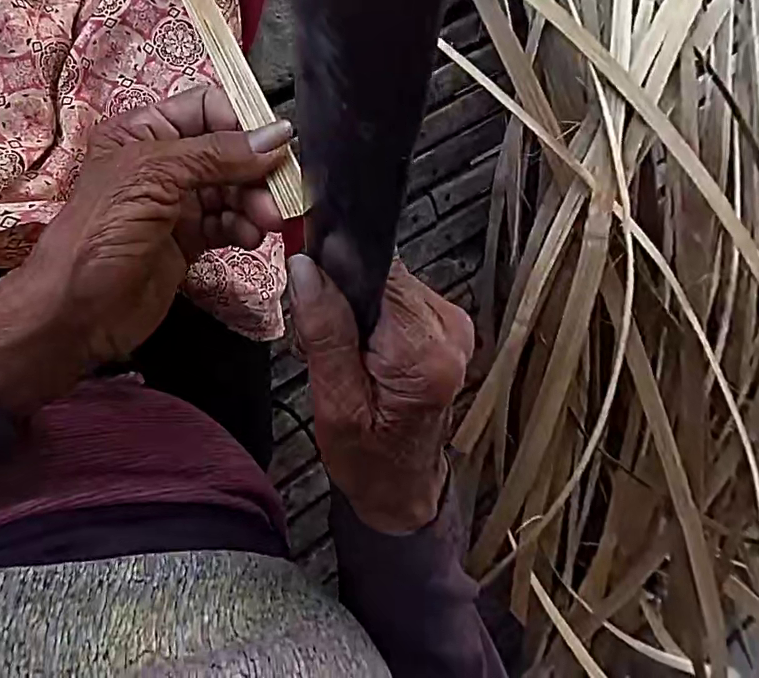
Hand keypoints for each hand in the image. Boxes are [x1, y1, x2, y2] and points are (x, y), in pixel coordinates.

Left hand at [0, 86, 290, 414]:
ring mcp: (178, 201)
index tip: (274, 147)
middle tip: (279, 194)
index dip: (242, 124)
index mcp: (145, 131)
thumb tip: (278, 136)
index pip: (207, 108)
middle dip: (256, 170)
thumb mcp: (153, 178)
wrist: (76, 313)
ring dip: (256, 202)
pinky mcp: (190, 238)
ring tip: (266, 221)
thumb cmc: (99, 234)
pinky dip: (245, 227)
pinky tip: (251, 237)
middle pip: (228, 150)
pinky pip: (230, 222)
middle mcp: (164, 162)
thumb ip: (217, 154)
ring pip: (234, 188)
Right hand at [291, 256, 471, 533]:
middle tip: (326, 344)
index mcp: (422, 353)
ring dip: (355, 306)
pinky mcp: (444, 325)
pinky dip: (371, 314)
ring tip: (345, 350)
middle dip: (342, 297)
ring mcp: (450, 326)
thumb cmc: (370, 461)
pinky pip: (395, 295)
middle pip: (379, 276)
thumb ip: (324, 331)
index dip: (335, 280)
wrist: (403, 488)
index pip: (372, 274)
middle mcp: (447, 332)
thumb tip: (307, 270)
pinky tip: (363, 345)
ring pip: (384, 282)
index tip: (315, 306)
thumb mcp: (334, 404)